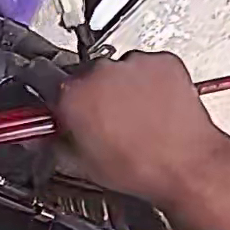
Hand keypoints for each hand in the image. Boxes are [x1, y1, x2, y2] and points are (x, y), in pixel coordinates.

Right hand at [56, 51, 229, 208]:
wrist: (187, 167)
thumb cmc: (139, 167)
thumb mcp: (80, 164)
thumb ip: (55, 141)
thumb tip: (45, 135)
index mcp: (72, 95)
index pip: (42, 75)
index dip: (48, 90)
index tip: (54, 96)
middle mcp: (99, 72)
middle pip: (84, 75)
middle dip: (92, 93)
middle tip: (105, 118)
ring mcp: (132, 64)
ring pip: (118, 69)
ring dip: (122, 86)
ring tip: (135, 116)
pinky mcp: (161, 61)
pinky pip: (148, 66)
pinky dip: (150, 81)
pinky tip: (153, 107)